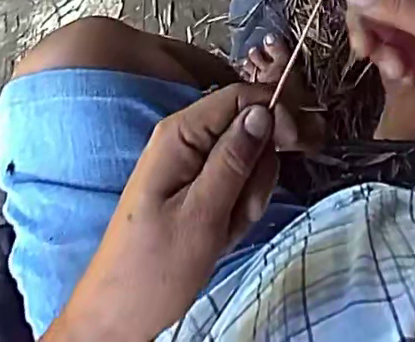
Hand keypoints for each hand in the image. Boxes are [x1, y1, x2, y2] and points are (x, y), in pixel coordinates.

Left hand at [48, 84, 315, 340]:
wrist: (117, 321)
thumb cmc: (153, 271)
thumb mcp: (200, 216)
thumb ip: (234, 159)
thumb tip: (263, 111)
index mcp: (180, 133)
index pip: (240, 96)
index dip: (274, 112)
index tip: (298, 144)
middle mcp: (186, 138)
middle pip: (248, 126)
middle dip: (258, 168)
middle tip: (246, 208)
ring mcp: (191, 162)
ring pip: (247, 157)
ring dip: (250, 193)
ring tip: (227, 229)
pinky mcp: (196, 185)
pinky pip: (235, 181)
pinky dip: (239, 206)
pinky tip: (222, 233)